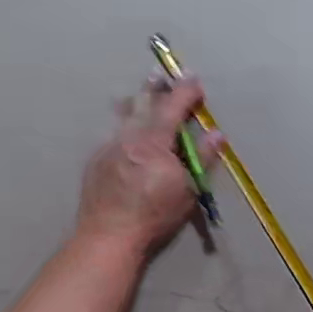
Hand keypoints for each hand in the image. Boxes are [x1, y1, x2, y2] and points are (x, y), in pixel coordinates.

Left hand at [75, 74, 223, 256]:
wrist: (108, 236)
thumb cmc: (154, 215)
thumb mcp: (188, 190)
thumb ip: (203, 158)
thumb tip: (217, 133)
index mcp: (154, 141)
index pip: (173, 106)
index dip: (186, 91)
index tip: (195, 80)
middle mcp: (128, 136)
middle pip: (142, 102)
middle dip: (155, 88)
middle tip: (160, 75)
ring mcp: (108, 147)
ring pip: (122, 116)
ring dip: (134, 103)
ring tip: (138, 95)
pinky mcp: (95, 161)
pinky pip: (111, 135)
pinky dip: (122, 129)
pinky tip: (124, 136)